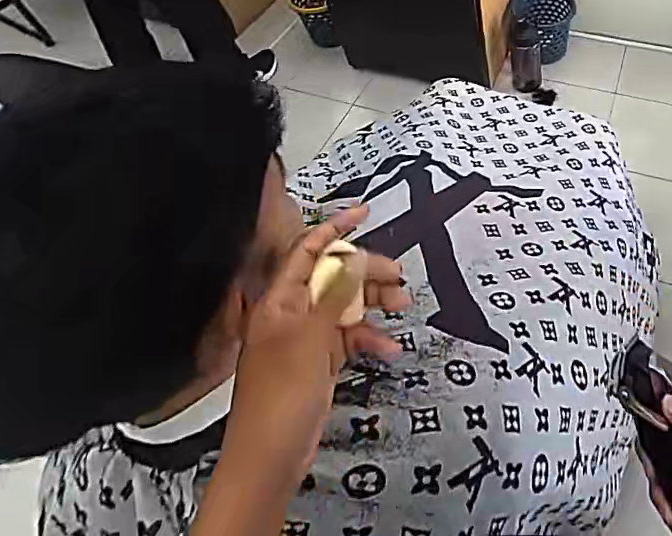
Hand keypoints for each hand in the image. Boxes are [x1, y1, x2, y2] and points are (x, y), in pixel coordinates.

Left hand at [225, 212, 410, 480]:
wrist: (270, 459)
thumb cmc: (278, 400)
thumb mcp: (311, 338)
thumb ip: (336, 294)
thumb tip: (357, 258)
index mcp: (280, 301)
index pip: (307, 250)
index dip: (335, 228)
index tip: (362, 213)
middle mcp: (294, 313)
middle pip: (336, 276)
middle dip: (369, 272)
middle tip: (396, 275)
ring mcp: (308, 336)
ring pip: (349, 304)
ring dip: (376, 303)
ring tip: (401, 305)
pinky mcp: (321, 358)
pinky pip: (352, 334)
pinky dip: (371, 337)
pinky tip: (386, 347)